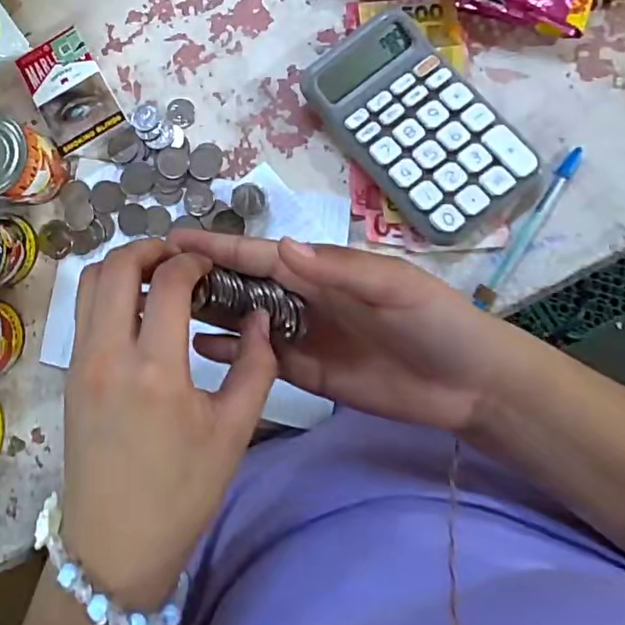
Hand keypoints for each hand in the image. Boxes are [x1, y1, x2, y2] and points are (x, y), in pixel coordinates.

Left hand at [62, 240, 278, 608]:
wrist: (115, 542)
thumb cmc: (181, 492)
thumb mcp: (233, 432)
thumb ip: (255, 366)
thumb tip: (259, 316)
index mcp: (155, 369)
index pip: (167, 282)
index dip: (191, 262)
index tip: (208, 269)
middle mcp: (108, 353)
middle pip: (116, 265)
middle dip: (150, 248)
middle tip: (179, 259)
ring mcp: (81, 360)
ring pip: (89, 281)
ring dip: (122, 265)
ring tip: (155, 278)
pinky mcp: (70, 372)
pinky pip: (82, 310)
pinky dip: (105, 291)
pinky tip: (134, 310)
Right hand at [174, 233, 527, 432]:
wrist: (471, 384)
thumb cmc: (435, 320)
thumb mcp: (393, 284)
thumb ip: (338, 269)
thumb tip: (282, 246)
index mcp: (318, 271)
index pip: (257, 255)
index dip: (217, 247)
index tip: (174, 240)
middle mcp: (301, 298)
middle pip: (241, 284)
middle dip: (201, 278)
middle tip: (153, 280)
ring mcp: (300, 337)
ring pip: (243, 320)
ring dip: (208, 313)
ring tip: (163, 313)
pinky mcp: (307, 374)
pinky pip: (260, 360)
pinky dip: (230, 353)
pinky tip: (198, 350)